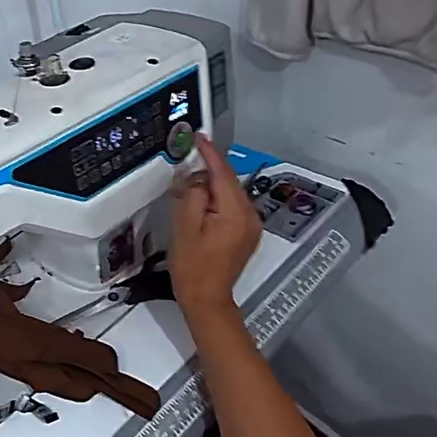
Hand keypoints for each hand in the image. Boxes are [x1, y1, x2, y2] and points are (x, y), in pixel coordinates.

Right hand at [169, 134, 262, 321]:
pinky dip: (217, 200)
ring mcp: (251, 225)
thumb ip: (192, 196)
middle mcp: (250, 216)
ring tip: (188, 187)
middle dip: (208, 171)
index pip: (223, 174)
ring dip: (211, 186)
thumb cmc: (192, 268)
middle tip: (186, 162)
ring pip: (230, 193)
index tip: (199, 137)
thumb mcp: (185, 228)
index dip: (210, 154)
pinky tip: (201, 204)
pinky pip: (232, 206)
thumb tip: (195, 176)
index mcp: (235, 213)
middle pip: (229, 182)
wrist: (207, 299)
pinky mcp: (247, 233)